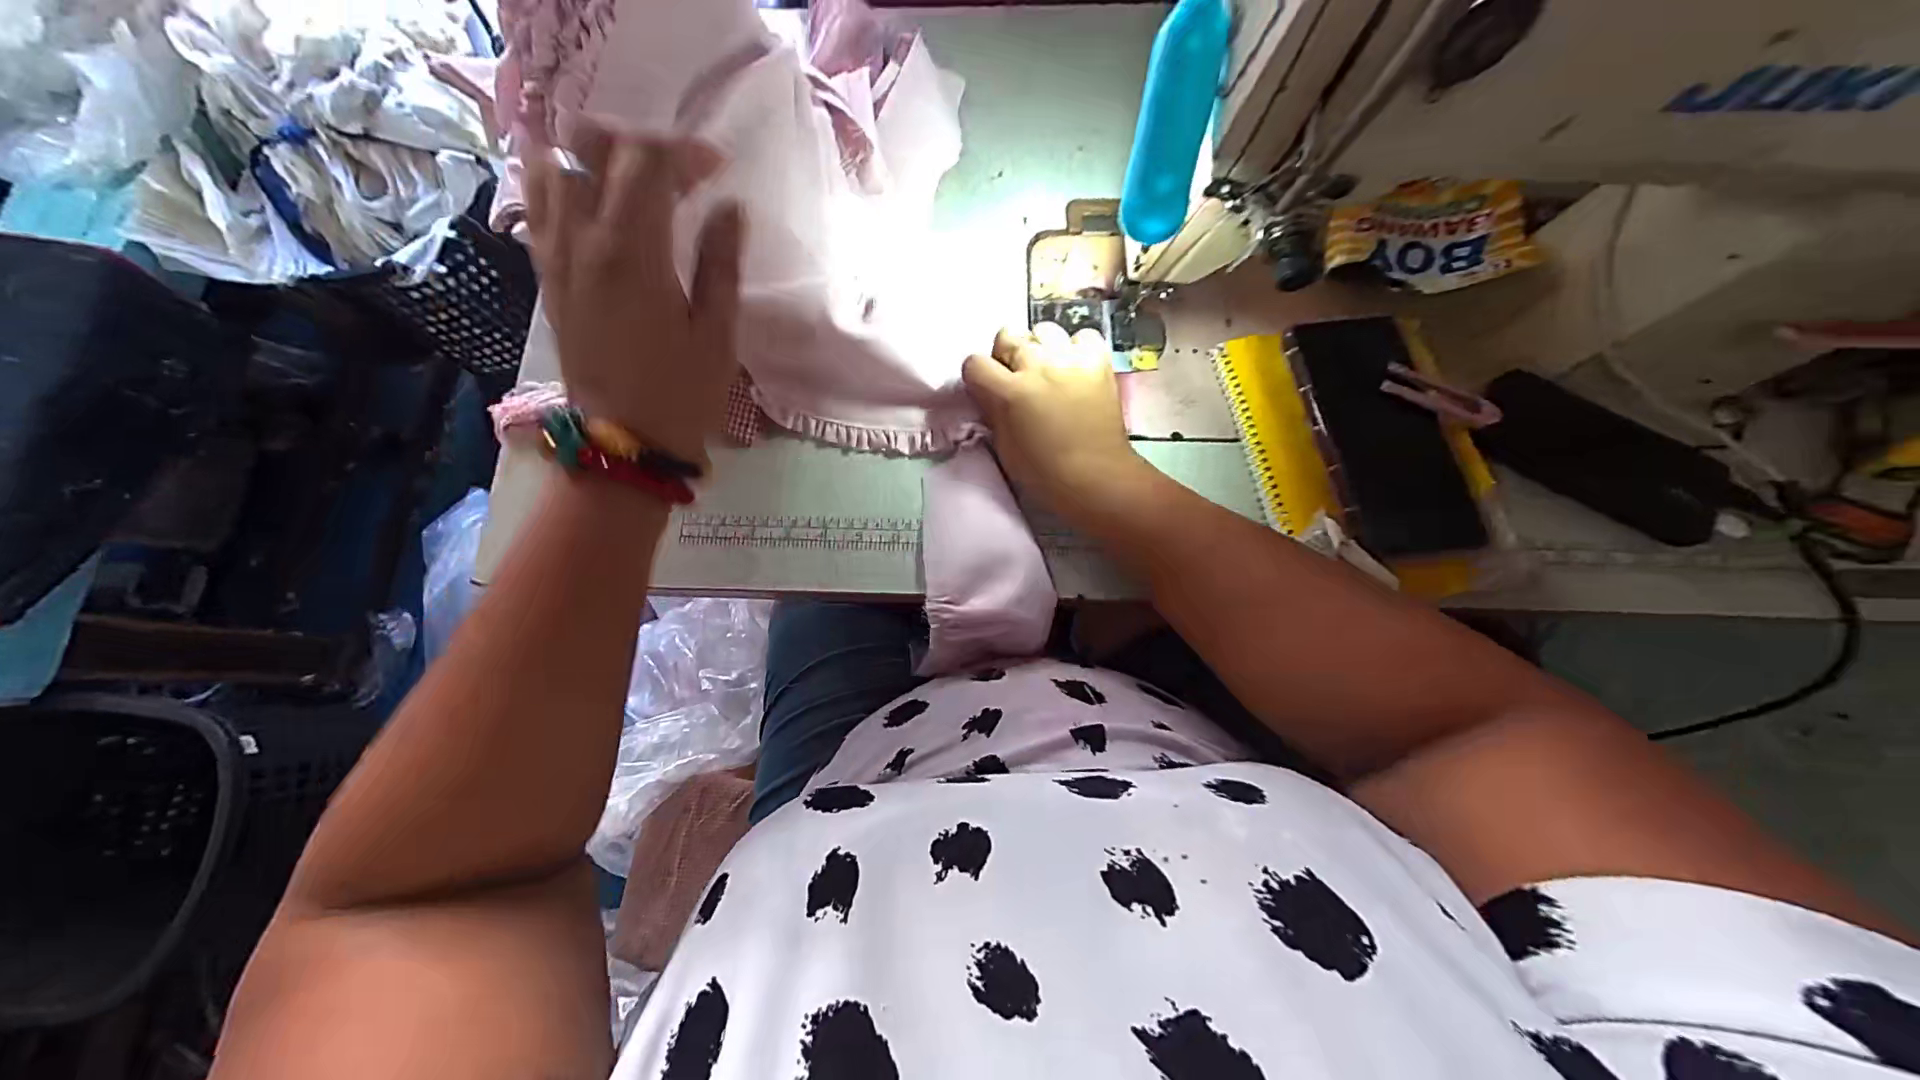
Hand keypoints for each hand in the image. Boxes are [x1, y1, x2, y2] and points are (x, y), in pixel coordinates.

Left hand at [525, 118, 745, 468]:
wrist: (624, 440)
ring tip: (636, 181)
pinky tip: (597, 202)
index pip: (647, 160)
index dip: (685, 152)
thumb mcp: (718, 333)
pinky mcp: (547, 274)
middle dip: (641, 143)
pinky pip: (540, 204)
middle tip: (679, 172)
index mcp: (633, 252)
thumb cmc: (682, 393)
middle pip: (593, 145)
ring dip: (596, 156)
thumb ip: (722, 262)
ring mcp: (556, 254)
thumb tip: (730, 209)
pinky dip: (565, 183)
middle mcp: (583, 239)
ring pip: (555, 163)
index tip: (718, 170)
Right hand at [961, 323, 1149, 515]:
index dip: (979, 377)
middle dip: (1008, 357)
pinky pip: (1083, 337)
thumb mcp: (1004, 446)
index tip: (987, 389)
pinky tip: (1076, 368)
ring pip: (1044, 331)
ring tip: (1050, 371)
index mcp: (1009, 392)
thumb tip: (989, 393)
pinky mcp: (1098, 361)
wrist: (1096, 478)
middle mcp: (1037, 367)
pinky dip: (1077, 348)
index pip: (975, 362)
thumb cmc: (1044, 473)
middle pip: (1008, 337)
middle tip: (1019, 380)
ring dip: (1042, 349)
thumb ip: (993, 411)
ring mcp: (1070, 360)